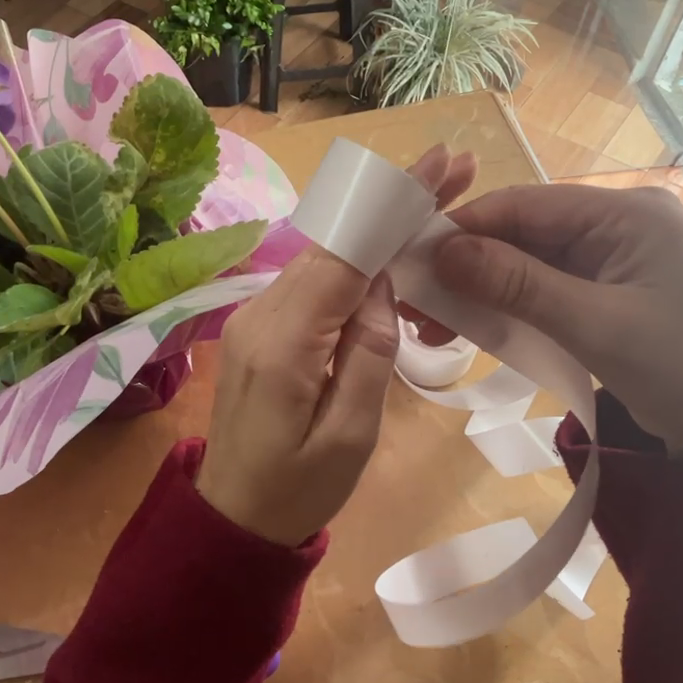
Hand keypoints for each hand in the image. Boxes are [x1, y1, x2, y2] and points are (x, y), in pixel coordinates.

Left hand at [198, 146, 477, 544]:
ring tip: (428, 203)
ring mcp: (251, 319)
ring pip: (319, 258)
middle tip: (452, 172)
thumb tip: (383, 282)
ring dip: (371, 229)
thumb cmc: (297, 492)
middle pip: (331, 245)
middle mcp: (258, 316)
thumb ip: (370, 354)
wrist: (230, 518)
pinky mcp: (254, 330)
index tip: (439, 164)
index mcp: (282, 344)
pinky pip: (307, 283)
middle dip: (390, 204)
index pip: (343, 256)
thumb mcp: (351, 437)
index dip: (392, 206)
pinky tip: (384, 253)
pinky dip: (348, 262)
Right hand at [435, 184, 682, 473]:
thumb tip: (440, 251)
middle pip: (523, 235)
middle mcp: (619, 226)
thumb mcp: (596, 326)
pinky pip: (547, 295)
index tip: (408, 261)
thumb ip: (517, 285)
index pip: (525, 205)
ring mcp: (615, 264)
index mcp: (627, 213)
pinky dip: (511, 312)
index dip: (463, 229)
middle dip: (466, 268)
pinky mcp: (611, 300)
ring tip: (432, 327)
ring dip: (482, 293)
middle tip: (413, 307)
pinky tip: (474, 330)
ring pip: (529, 267)